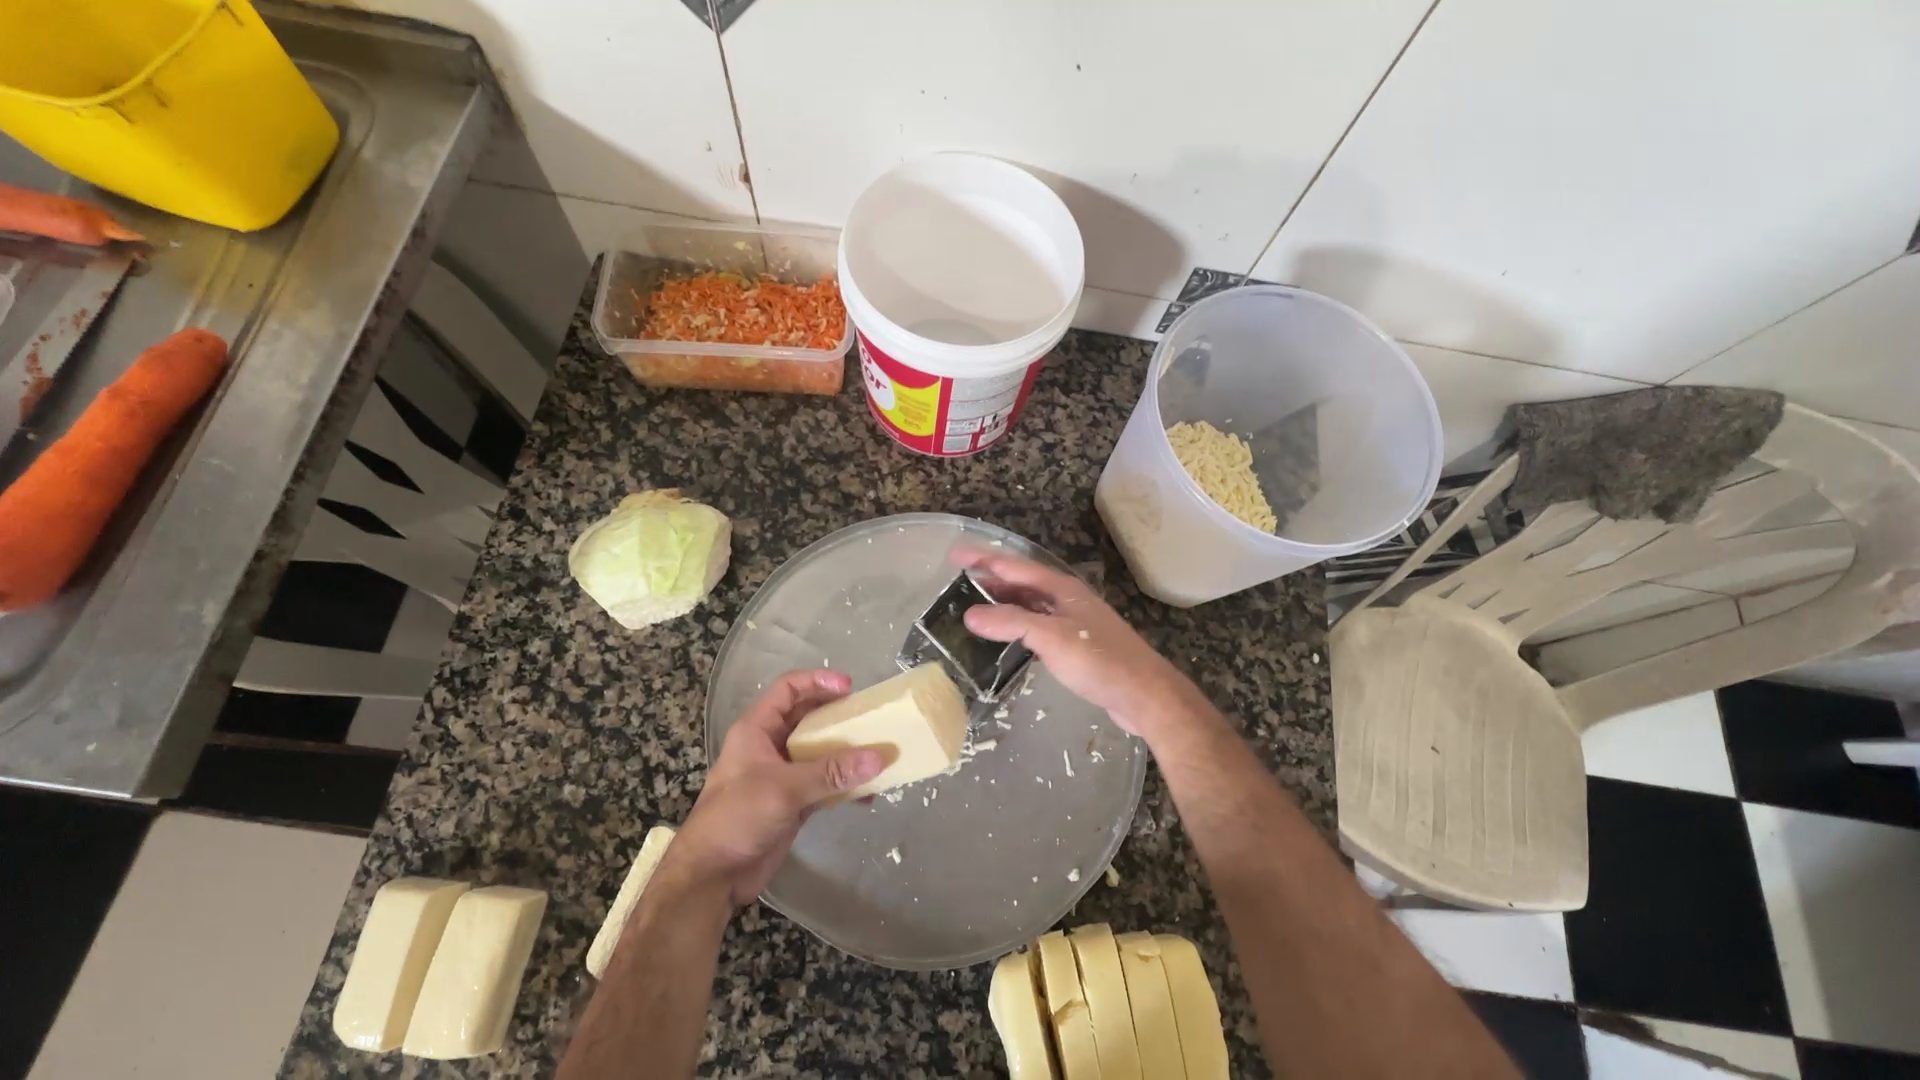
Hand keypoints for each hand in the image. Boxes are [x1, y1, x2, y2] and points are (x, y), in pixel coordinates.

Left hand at [668, 670, 885, 906]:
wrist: (712, 875)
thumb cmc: (737, 817)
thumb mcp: (785, 788)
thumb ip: (832, 772)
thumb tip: (879, 758)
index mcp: (757, 730)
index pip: (787, 690)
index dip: (817, 681)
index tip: (850, 688)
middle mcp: (769, 747)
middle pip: (807, 718)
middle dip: (838, 716)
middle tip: (870, 718)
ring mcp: (781, 776)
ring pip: (819, 752)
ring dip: (846, 753)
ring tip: (877, 753)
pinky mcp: (792, 803)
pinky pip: (824, 784)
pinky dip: (844, 786)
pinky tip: (867, 795)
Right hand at [957, 550, 1208, 739]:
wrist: (1143, 693)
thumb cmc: (1099, 661)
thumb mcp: (1051, 638)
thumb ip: (1011, 623)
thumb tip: (971, 614)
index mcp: (1061, 589)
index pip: (1013, 567)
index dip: (983, 559)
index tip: (953, 556)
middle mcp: (1067, 599)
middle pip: (1022, 583)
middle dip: (991, 580)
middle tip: (958, 583)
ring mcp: (1074, 621)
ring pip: (1030, 604)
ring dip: (1003, 603)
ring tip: (974, 607)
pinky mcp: (1077, 644)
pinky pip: (1038, 625)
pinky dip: (1018, 625)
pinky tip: (1007, 638)